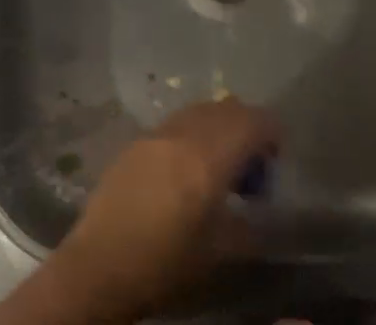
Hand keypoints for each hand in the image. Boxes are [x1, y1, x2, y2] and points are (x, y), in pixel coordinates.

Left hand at [41, 100, 279, 320]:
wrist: (99, 266)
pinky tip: (186, 172)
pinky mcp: (133, 144)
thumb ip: (247, 225)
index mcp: (207, 158)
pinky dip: (192, 136)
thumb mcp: (219, 251)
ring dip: (218, 129)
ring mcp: (153, 135)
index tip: (276, 158)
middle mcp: (181, 135)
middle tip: (252, 166)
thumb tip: (256, 211)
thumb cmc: (165, 263)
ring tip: (219, 168)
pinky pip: (174, 125)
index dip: (271, 132)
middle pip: (225, 108)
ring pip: (198, 112)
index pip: (251, 120)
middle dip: (246, 128)